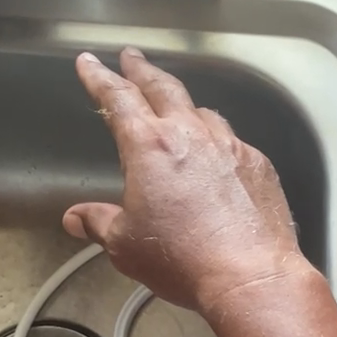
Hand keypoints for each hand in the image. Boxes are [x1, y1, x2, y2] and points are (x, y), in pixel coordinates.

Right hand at [65, 49, 317, 315]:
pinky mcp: (260, 167)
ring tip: (179, 110)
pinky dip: (221, 144)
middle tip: (132, 59)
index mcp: (149, 145)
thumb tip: (76, 218)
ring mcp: (232, 147)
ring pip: (204, 113)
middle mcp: (192, 135)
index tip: (89, 63)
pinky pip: (235, 144)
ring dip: (187, 107)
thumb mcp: (127, 246)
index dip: (99, 77)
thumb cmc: (183, 262)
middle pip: (164, 88)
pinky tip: (220, 158)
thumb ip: (99, 224)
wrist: (251, 278)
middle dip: (142, 71)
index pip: (118, 98)